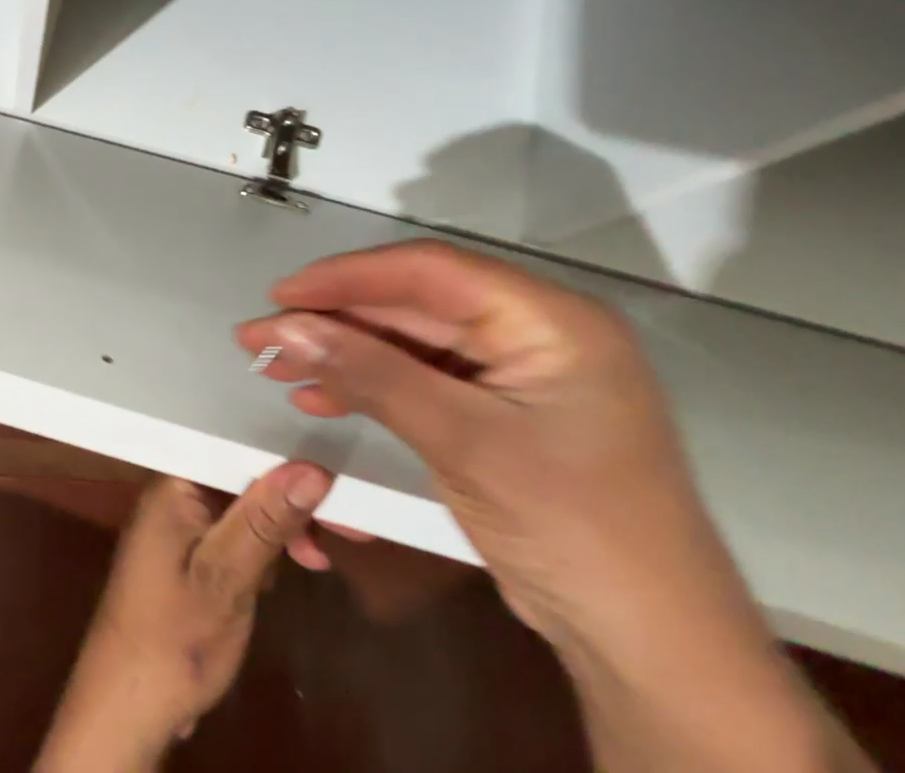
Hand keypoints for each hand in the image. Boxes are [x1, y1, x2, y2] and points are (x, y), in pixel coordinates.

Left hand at [35, 463, 332, 771]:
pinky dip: (268, 548)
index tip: (341, 479)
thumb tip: (312, 468)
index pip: (235, 449)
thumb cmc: (171, 638)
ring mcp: (181, 529)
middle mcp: (174, 498)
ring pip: (246, 508)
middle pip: (244, 478)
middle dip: (296, 499)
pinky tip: (298, 565)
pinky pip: (237, 535)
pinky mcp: (191, 557)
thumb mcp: (225, 578)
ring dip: (287, 526)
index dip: (289, 460)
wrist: (128, 705)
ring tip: (323, 555)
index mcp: (172, 488)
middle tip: (354, 527)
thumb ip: (265, 521)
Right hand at [235, 239, 731, 639]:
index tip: (278, 294)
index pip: (430, 271)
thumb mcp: (463, 439)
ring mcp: (518, 378)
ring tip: (276, 367)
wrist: (643, 634)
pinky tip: (320, 397)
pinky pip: (423, 382)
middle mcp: (536, 335)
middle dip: (335, 319)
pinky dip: (370, 387)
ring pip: (412, 344)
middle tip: (260, 338)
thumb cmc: (569, 524)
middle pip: (416, 305)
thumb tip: (286, 326)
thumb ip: (372, 374)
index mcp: (550, 321)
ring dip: (344, 354)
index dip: (346, 276)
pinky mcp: (501, 416)